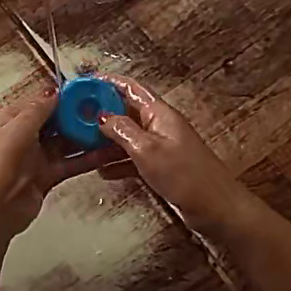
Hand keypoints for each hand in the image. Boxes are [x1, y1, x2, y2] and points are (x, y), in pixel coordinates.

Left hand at [0, 83, 125, 242]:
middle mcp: (24, 136)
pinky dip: (88, 158)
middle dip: (77, 115)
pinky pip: (71, 163)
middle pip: (55, 121)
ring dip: (86, 136)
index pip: (39, 102)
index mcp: (11, 120)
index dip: (61, 96)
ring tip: (111, 129)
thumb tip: (55, 93)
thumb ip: (38, 109)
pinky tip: (107, 153)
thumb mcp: (17, 128)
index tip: (87, 91)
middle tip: (105, 109)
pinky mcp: (47, 176)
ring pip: (66, 142)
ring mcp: (36, 157)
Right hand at [96, 75, 261, 237]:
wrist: (215, 208)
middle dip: (101, 112)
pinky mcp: (161, 166)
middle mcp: (160, 125)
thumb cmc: (186, 176)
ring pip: (127, 136)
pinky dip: (118, 162)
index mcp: (160, 113)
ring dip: (106, 140)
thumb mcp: (147, 149)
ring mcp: (161, 146)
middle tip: (75, 117)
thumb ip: (122, 130)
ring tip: (82, 145)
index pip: (130, 88)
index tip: (84, 82)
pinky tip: (103, 171)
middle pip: (126, 111)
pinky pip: (133, 157)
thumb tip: (101, 116)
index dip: (107, 83)